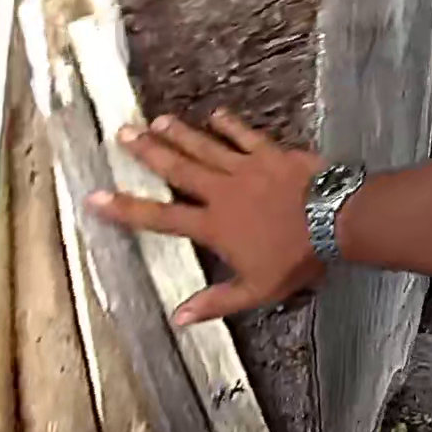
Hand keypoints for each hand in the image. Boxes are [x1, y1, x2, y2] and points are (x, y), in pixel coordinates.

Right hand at [91, 109, 325, 325]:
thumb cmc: (297, 256)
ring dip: (181, 134)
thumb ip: (216, 301)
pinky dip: (230, 124)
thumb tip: (177, 318)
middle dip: (148, 152)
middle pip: (178, 169)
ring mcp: (246, 166)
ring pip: (205, 147)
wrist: (335, 219)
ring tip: (157, 121)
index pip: (160, 217)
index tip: (96, 196)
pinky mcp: (270, 152)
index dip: (125, 208)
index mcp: (214, 225)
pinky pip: (245, 135)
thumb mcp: (257, 289)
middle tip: (123, 133)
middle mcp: (222, 191)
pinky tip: (216, 113)